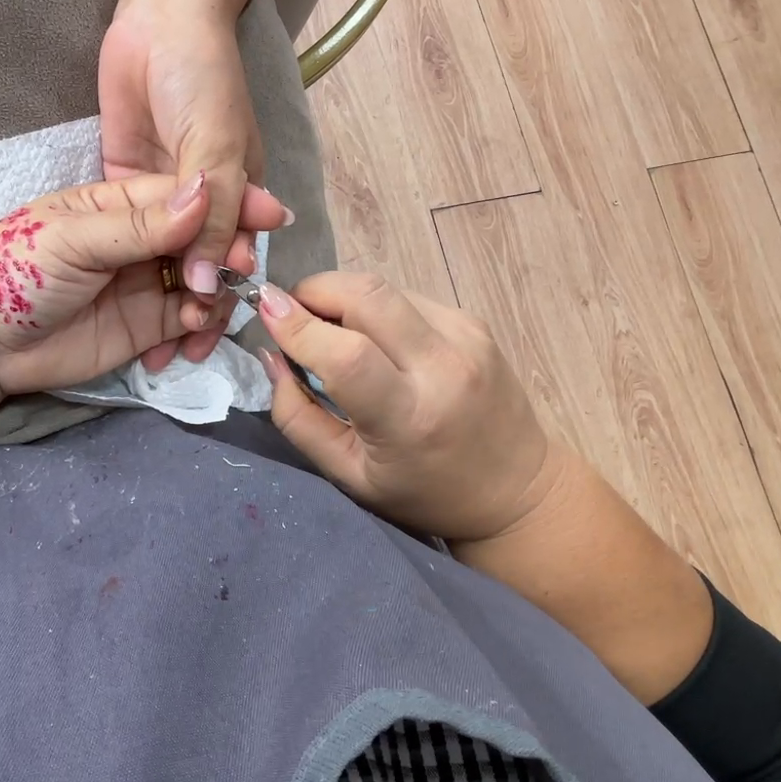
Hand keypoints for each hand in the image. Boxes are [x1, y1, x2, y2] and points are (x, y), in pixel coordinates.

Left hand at [0, 173, 289, 398]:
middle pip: (203, 238)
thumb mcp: (72, 236)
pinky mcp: (147, 324)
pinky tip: (195, 328)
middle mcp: (143, 238)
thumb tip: (203, 196)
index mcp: (123, 200)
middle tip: (240, 268)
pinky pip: (189, 317)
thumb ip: (138, 222)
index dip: (227, 202)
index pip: (187, 195)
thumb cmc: (16, 269)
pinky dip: (202, 322)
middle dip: (229, 251)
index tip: (269, 212)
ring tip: (206, 305)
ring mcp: (147, 281)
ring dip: (218, 290)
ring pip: (204, 278)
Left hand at [100, 0, 264, 369]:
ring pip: (174, 270)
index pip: (236, 254)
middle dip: (204, 309)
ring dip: (176, 309)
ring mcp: (161, 208)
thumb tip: (211, 278)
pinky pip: (140, 257)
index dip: (227, 289)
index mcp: (236, 193)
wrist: (154, 22)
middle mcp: (202, 207)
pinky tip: (145, 327)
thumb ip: (211, 212)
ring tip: (170, 352)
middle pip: (206, 270)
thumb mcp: (212, 147)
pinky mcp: (125, 206)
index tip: (213, 319)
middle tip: (190, 347)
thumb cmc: (196, 79)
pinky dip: (145, 290)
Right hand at [255, 272, 567, 540]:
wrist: (517, 491)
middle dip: (314, 290)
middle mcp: (443, 368)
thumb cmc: (422, 492)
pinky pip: (405, 298)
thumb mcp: (347, 473)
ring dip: (341, 298)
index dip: (296, 324)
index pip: (344, 354)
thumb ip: (297, 416)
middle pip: (366, 295)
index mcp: (408, 418)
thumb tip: (271, 355)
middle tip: (290, 311)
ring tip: (329, 329)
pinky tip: (372, 339)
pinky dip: (373, 309)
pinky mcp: (474, 324)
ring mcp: (465, 338)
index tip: (263, 306)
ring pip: (383, 289)